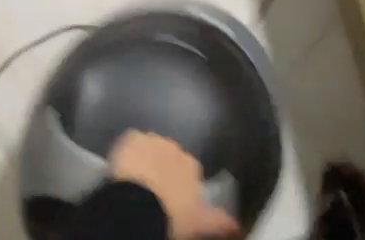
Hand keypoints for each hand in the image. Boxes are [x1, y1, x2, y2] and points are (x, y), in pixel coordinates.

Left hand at [109, 131, 241, 239]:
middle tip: (155, 191)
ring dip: (148, 159)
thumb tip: (238, 225)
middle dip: (165, 168)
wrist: (138, 205)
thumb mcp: (198, 222)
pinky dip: (130, 151)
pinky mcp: (132, 138)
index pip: (189, 170)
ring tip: (139, 181)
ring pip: (151, 147)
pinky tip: (125, 167)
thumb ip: (220, 220)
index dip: (180, 183)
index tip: (173, 197)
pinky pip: (133, 141)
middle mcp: (176, 148)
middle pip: (171, 156)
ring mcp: (153, 140)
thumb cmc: (171, 214)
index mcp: (192, 166)